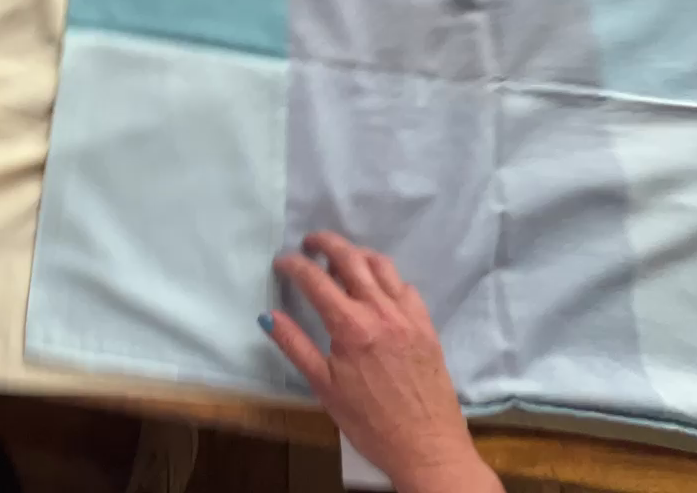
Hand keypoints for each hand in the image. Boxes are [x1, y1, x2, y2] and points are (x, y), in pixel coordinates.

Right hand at [265, 233, 499, 492]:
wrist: (429, 452)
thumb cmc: (370, 423)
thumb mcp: (323, 387)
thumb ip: (294, 345)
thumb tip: (267, 315)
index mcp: (350, 325)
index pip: (314, 278)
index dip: (293, 264)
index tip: (281, 263)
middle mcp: (380, 311)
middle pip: (349, 257)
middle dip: (325, 242)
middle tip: (309, 243)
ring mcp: (407, 316)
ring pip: (380, 264)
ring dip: (356, 254)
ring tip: (341, 262)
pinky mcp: (426, 326)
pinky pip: (404, 286)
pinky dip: (385, 278)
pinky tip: (376, 291)